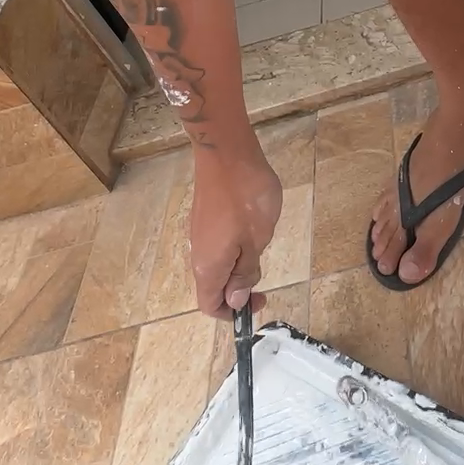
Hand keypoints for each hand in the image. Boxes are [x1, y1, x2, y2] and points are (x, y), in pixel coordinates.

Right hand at [189, 150, 281, 317]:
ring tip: (262, 244)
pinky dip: (237, 245)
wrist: (227, 151)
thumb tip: (234, 301)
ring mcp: (200, 232)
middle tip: (264, 273)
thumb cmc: (246, 197)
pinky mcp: (206, 215)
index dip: (233, 312)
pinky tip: (254, 226)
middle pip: (214, 285)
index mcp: (208, 266)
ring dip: (240, 263)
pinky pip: (220, 243)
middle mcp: (198, 253)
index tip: (259, 300)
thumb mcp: (256, 239)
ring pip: (219, 262)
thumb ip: (245, 271)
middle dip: (239, 287)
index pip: (210, 305)